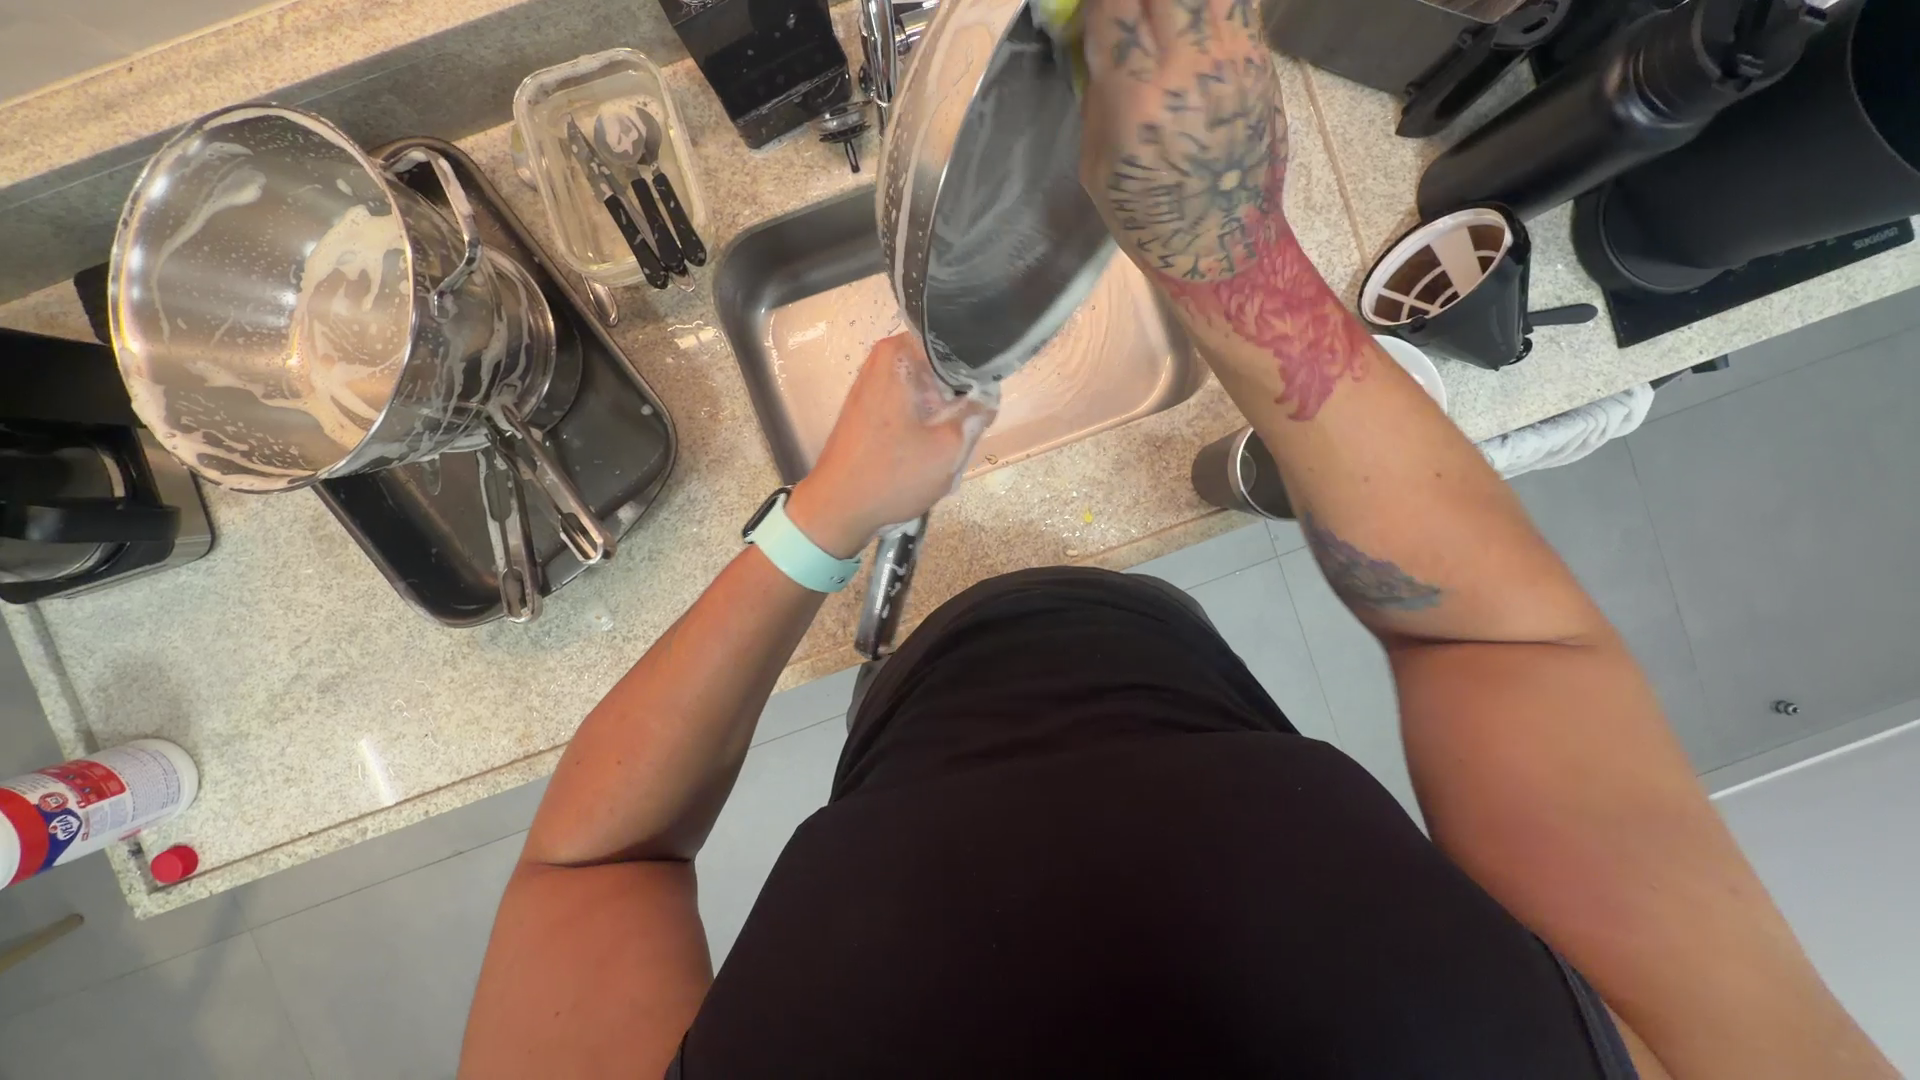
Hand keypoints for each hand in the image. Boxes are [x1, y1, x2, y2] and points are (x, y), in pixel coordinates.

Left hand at [785, 334, 996, 558]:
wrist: (837, 510)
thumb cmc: (892, 476)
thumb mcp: (950, 448)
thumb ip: (978, 413)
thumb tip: (988, 396)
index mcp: (899, 354)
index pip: (956, 342)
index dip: (977, 369)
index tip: (987, 396)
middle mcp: (882, 360)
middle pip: (942, 369)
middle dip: (959, 397)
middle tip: (965, 427)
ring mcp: (872, 386)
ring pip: (929, 392)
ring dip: (943, 417)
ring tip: (943, 444)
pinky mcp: (868, 410)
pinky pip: (910, 408)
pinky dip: (924, 427)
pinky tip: (925, 453)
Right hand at [1079, 0, 1288, 283]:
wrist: (1220, 243)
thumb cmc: (1145, 217)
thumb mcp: (1096, 167)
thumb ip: (1098, 94)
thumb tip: (1099, 37)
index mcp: (1138, 101)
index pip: (1114, 4)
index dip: (1099, 0)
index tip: (1094, 10)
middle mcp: (1189, 68)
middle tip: (1132, 14)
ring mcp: (1234, 58)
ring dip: (1177, 1)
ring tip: (1162, 20)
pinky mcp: (1261, 59)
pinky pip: (1237, 1)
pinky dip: (1209, 5)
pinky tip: (1190, 22)